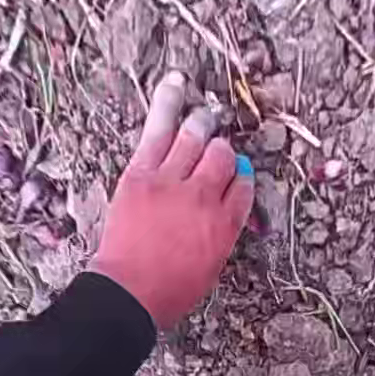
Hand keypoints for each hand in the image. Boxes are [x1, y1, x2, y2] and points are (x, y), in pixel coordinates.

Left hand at [91, 71, 254, 328]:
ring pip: (196, 136)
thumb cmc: (169, 291)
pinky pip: (159, 129)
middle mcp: (205, 198)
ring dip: (203, 123)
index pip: (243, 187)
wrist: (130, 292)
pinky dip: (169, 102)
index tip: (235, 179)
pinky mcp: (142, 172)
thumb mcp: (209, 269)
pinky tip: (177, 83)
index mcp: (224, 226)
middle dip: (222, 153)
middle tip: (216, 153)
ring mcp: (173, 181)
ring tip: (205, 115)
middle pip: (223, 157)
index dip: (241, 180)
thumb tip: (224, 213)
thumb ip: (220, 235)